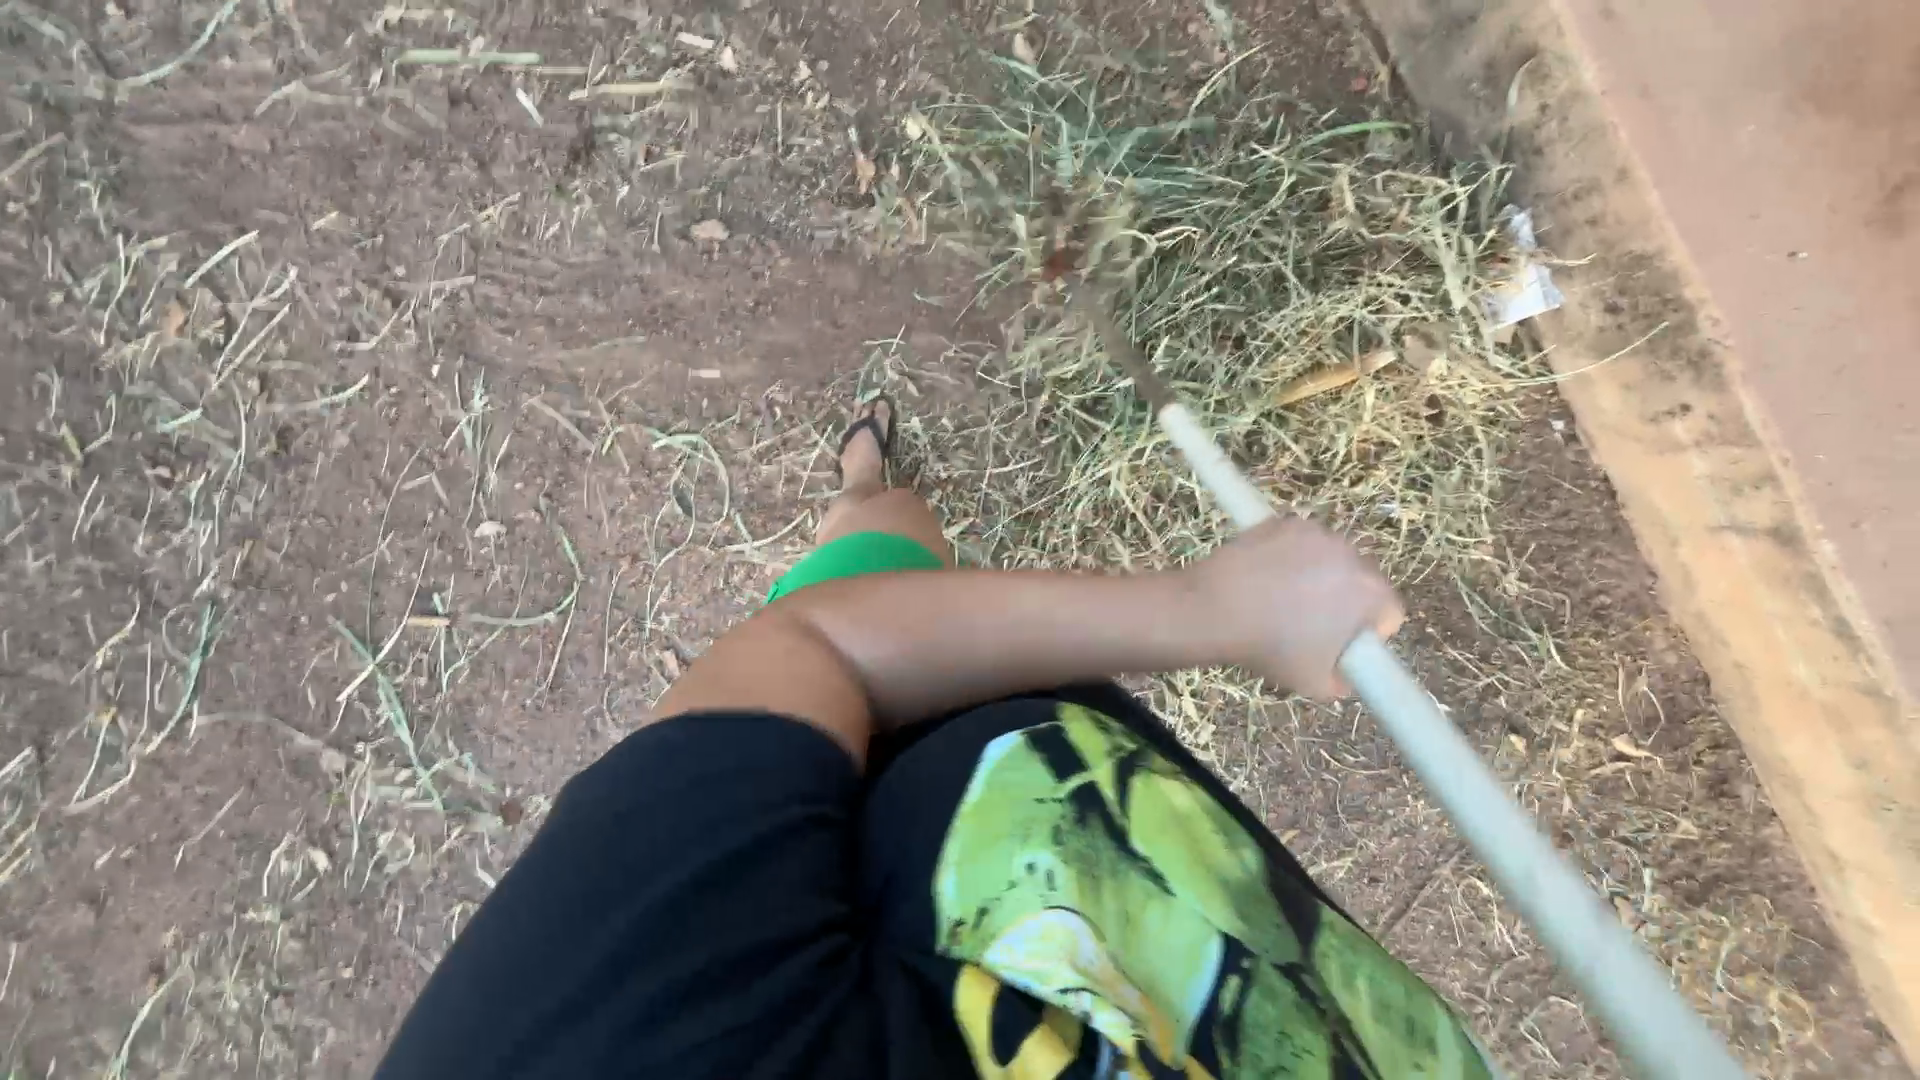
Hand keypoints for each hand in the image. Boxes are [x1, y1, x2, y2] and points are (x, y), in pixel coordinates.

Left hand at [1185, 516, 1404, 698]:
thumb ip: (1344, 683)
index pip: (1390, 612)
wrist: (1213, 609)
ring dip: (1317, 573)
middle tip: (1307, 620)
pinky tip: (1265, 573)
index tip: (1339, 642)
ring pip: (1330, 558)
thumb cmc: (1268, 648)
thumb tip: (1345, 675)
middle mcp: (1352, 553)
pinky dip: (1289, 554)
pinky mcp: (1284, 520)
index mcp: (1371, 592)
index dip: (1368, 632)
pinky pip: (1299, 541)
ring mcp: (1315, 532)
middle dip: (1343, 599)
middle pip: (1361, 580)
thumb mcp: (1315, 684)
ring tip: (1280, 596)